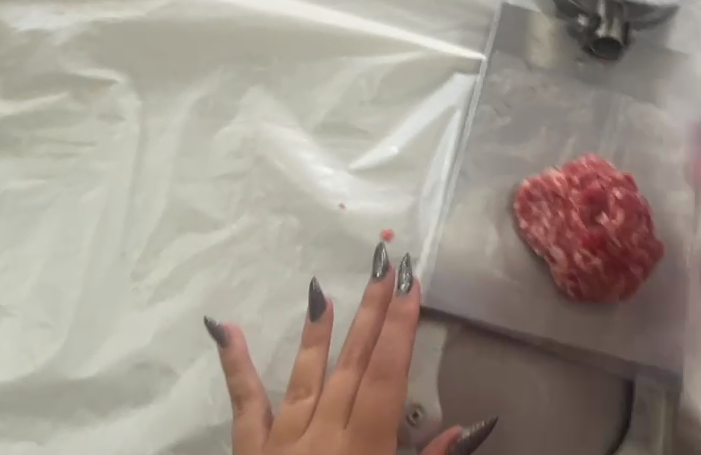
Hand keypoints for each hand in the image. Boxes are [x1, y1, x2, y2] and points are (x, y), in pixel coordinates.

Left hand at [208, 244, 497, 454]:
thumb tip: (474, 425)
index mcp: (364, 451)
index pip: (388, 376)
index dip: (401, 327)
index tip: (410, 282)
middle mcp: (323, 437)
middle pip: (354, 364)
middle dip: (373, 313)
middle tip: (384, 264)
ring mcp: (282, 444)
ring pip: (306, 375)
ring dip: (319, 330)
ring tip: (324, 287)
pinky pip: (244, 406)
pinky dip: (236, 365)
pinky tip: (226, 326)